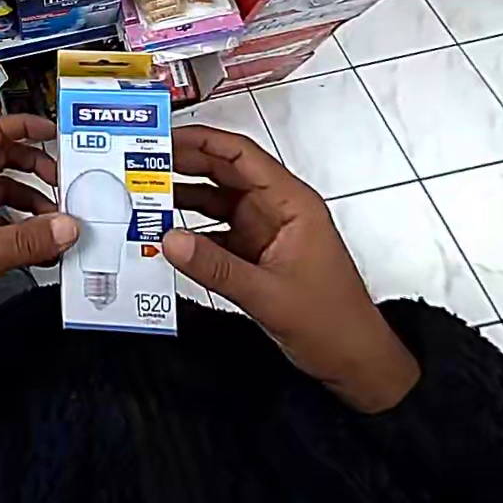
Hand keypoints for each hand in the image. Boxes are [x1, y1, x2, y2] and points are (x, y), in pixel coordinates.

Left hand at [0, 114, 79, 342]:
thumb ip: (25, 240)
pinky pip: (0, 220)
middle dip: (37, 168)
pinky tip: (38, 247)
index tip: (55, 131)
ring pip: (5, 192)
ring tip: (55, 221)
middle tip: (63, 181)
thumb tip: (64, 227)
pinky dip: (20, 229)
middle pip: (6, 160)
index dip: (28, 126)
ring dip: (32, 203)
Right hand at [164, 125, 418, 412]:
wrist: (356, 365)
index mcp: (291, 202)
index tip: (169, 136)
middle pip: (226, 171)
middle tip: (147, 160)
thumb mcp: (270, 296)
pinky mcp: (254, 251)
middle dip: (186, 162)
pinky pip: (216, 229)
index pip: (242, 155)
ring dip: (185, 194)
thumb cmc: (335, 323)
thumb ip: (216, 268)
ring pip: (217, 198)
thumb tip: (170, 240)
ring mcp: (264, 228)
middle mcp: (276, 207)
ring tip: (148, 190)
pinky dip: (191, 228)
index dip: (204, 140)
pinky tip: (166, 230)